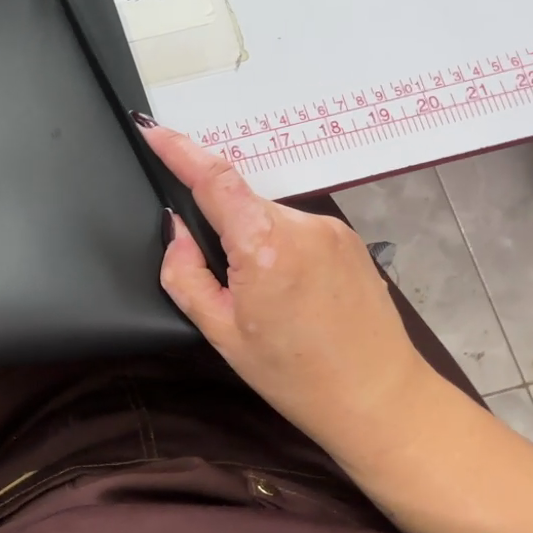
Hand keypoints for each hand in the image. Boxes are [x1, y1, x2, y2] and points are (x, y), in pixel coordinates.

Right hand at [138, 119, 440, 450]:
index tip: (150, 129)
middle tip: (222, 281)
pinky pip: (293, 228)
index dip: (177, 148)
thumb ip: (184, 273)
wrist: (383, 402)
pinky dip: (277, 247)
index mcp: (263, 246)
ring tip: (266, 299)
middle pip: (237, 200)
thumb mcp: (220, 332)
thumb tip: (176, 230)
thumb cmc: (298, 376)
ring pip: (265, 216)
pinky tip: (290, 293)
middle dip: (217, 225)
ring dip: (250, 240)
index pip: (212, 177)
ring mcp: (329, 229)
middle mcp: (300, 225)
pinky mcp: (347, 239)